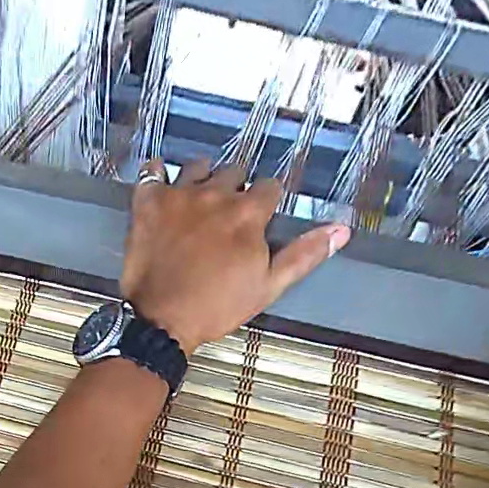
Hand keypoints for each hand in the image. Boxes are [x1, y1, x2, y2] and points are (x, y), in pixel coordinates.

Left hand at [121, 157, 350, 351]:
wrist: (162, 320)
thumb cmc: (216, 308)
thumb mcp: (267, 286)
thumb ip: (303, 255)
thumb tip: (340, 231)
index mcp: (248, 214)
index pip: (269, 188)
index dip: (268, 201)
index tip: (262, 216)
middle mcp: (216, 194)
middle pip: (234, 172)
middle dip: (236, 188)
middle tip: (228, 216)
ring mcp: (179, 195)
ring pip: (198, 167)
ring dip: (203, 179)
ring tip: (200, 201)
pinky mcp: (148, 203)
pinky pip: (153, 171)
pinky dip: (159, 175)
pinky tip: (162, 186)